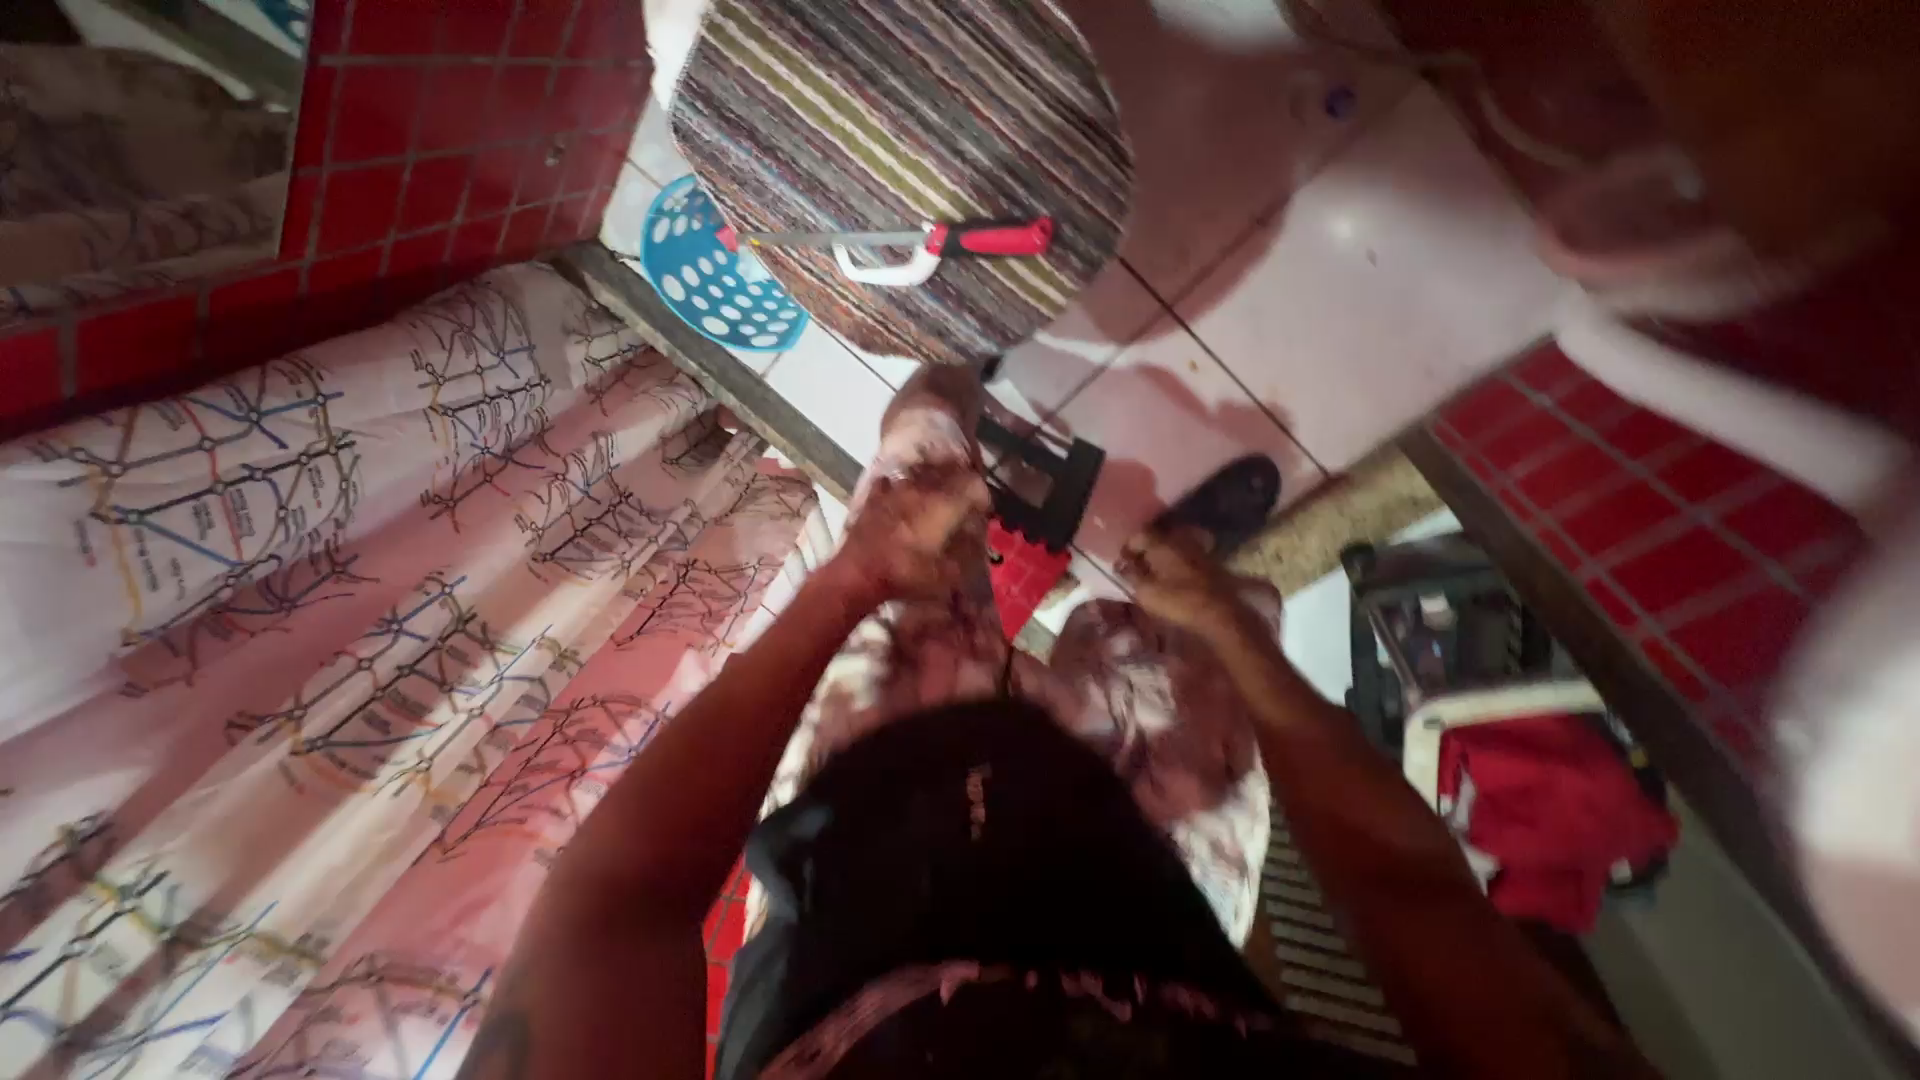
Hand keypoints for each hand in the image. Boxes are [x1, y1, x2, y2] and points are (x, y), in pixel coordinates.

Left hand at [831, 461, 990, 601]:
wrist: (858, 573)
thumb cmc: (905, 576)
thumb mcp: (945, 577)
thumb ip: (964, 557)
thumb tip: (974, 545)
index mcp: (944, 506)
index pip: (973, 485)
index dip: (982, 495)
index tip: (983, 508)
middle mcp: (922, 490)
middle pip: (948, 472)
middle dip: (960, 481)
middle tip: (965, 495)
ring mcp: (895, 490)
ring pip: (920, 473)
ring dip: (932, 478)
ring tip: (936, 489)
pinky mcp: (874, 496)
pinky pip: (892, 482)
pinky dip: (901, 486)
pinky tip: (901, 494)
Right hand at [1117, 527, 1255, 642]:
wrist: (1222, 615)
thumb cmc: (1178, 602)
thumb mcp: (1145, 592)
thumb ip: (1130, 575)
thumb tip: (1120, 564)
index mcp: (1162, 543)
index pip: (1137, 535)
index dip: (1125, 548)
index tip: (1120, 564)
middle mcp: (1180, 540)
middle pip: (1156, 538)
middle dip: (1143, 551)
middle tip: (1134, 567)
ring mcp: (1198, 550)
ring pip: (1172, 547)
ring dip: (1160, 557)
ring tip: (1152, 574)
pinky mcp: (1210, 564)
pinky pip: (1185, 557)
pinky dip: (1175, 564)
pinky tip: (1172, 578)